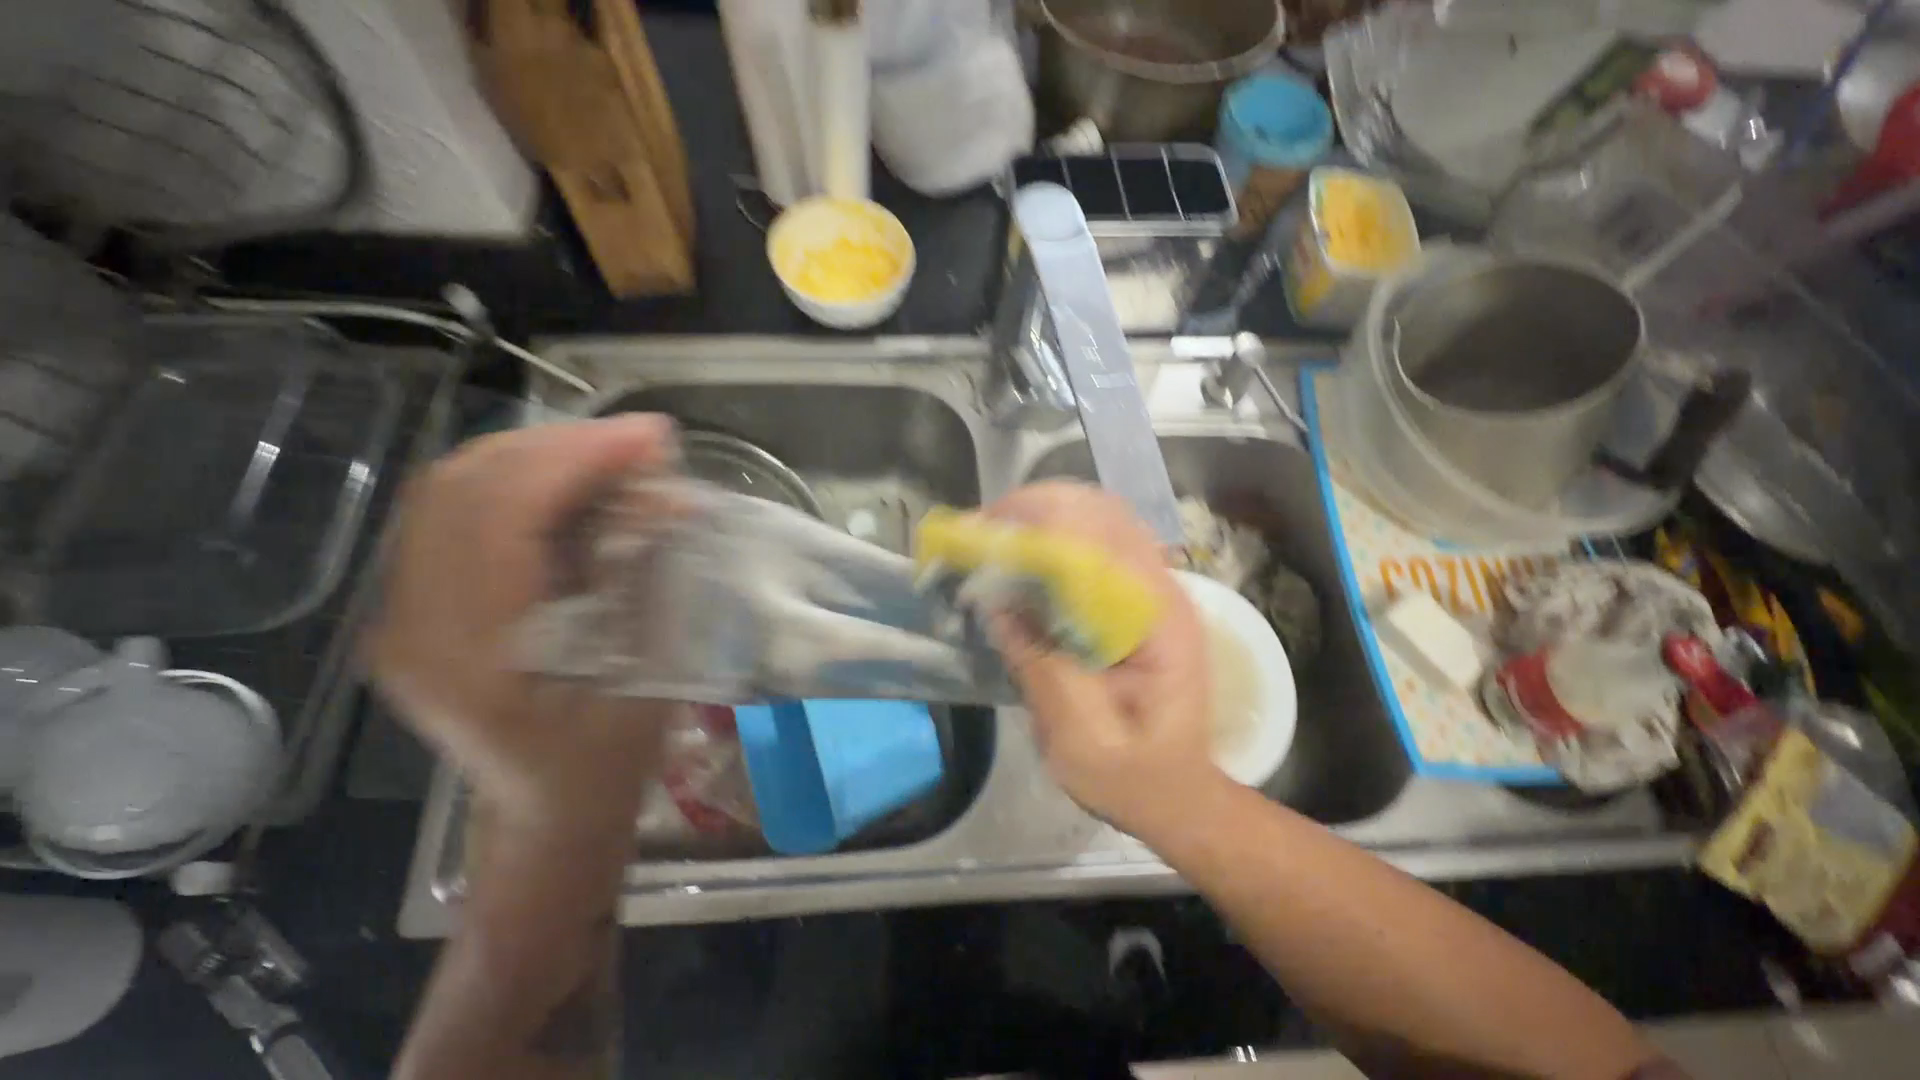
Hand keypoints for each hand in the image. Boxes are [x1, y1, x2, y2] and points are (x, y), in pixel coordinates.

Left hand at [367, 416, 680, 832]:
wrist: (543, 819)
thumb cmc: (602, 772)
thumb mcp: (644, 689)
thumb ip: (646, 588)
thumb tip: (663, 498)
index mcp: (465, 656)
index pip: (501, 515)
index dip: (578, 458)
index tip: (654, 436)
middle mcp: (410, 625)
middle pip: (465, 486)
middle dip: (560, 445)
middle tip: (643, 443)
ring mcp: (402, 613)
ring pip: (454, 489)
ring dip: (540, 457)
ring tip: (617, 458)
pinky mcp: (415, 605)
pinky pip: (457, 514)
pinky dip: (522, 484)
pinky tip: (578, 488)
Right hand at [984, 483, 1224, 835]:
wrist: (1176, 793)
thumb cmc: (1133, 776)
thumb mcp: (1081, 739)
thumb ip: (1043, 668)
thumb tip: (997, 604)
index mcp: (1159, 622)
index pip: (1103, 544)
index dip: (1042, 527)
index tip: (985, 534)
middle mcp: (1162, 591)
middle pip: (1102, 515)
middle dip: (1035, 511)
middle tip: (976, 533)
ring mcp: (1153, 591)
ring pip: (1099, 521)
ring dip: (1042, 520)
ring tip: (988, 541)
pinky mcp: (1136, 600)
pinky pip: (1095, 548)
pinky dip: (1053, 542)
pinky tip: (1018, 562)